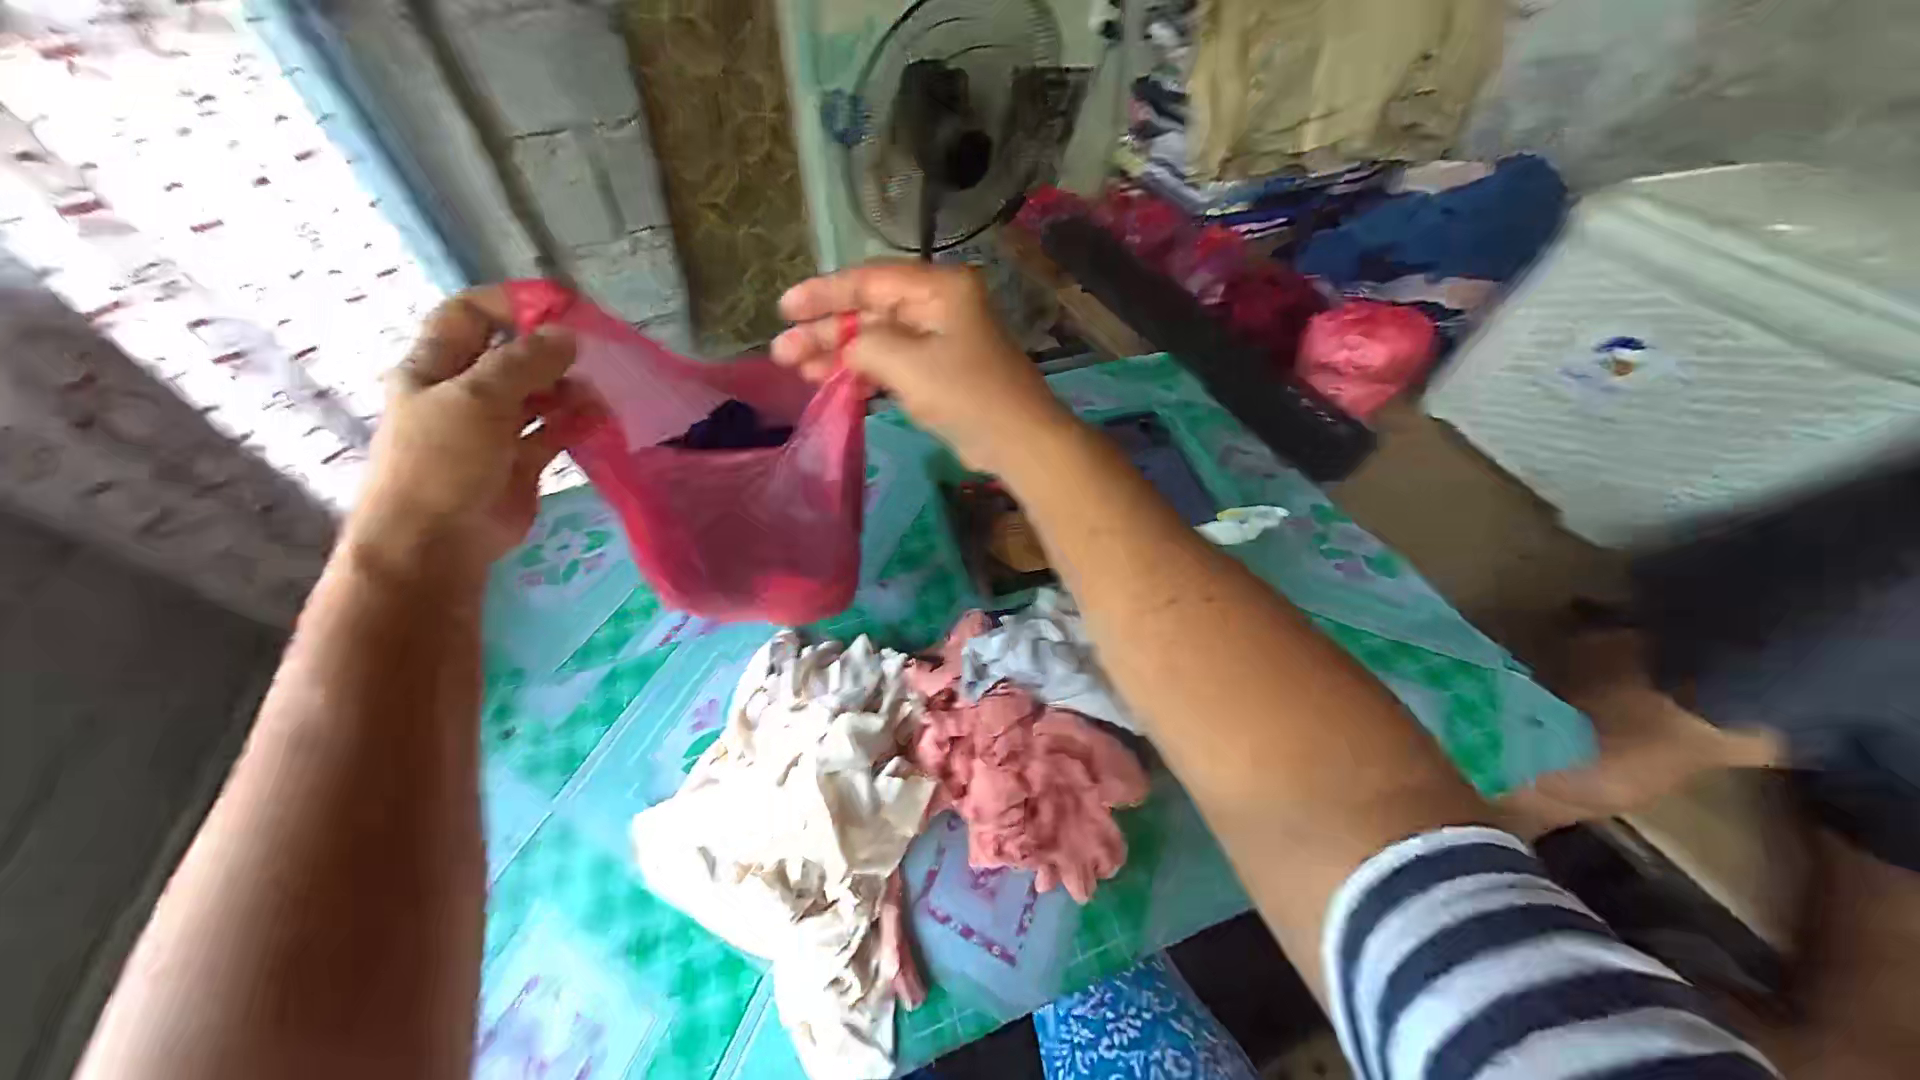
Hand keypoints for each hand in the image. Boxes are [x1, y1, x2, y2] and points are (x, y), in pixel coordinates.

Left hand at [344, 287, 578, 576]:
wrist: (436, 542)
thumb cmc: (443, 461)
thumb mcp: (478, 398)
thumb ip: (525, 363)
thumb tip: (567, 336)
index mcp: (435, 367)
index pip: (470, 316)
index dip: (511, 304)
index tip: (561, 307)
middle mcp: (464, 393)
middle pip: (511, 356)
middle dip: (549, 351)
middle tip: (592, 354)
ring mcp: (493, 430)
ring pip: (537, 395)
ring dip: (568, 389)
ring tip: (597, 395)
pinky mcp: (520, 462)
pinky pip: (554, 432)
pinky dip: (577, 423)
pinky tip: (600, 420)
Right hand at [772, 261, 1075, 472]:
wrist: (1018, 441)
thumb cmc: (966, 394)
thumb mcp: (908, 363)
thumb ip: (865, 344)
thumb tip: (847, 347)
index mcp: (939, 288)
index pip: (870, 281)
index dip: (824, 293)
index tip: (785, 308)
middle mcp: (939, 306)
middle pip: (870, 311)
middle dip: (825, 331)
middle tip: (782, 351)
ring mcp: (941, 340)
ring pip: (878, 340)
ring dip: (839, 355)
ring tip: (798, 370)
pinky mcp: (941, 372)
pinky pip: (893, 364)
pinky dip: (864, 374)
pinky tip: (833, 385)